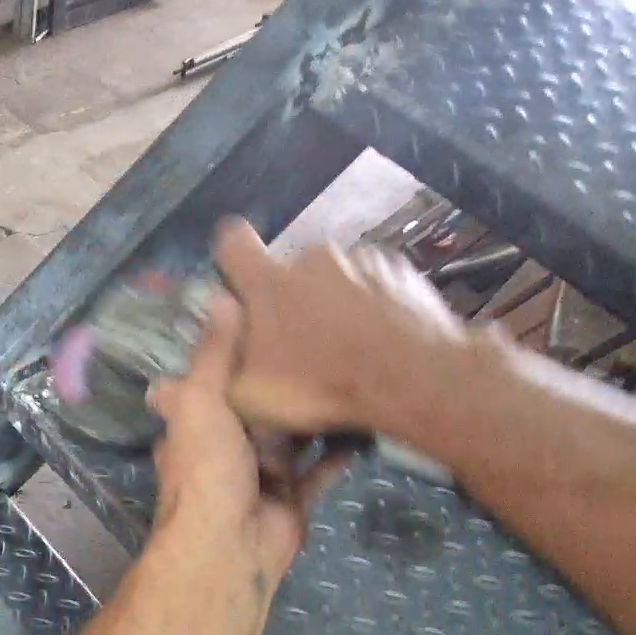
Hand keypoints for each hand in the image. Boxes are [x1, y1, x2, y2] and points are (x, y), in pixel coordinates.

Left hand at [146, 316, 342, 604]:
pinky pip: (318, 470)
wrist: (229, 543)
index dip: (229, 358)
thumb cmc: (207, 467)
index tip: (265, 325)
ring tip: (351, 374)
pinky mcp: (291, 499)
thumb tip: (221, 298)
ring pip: (290, 438)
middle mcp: (221, 449)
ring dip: (313, 415)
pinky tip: (366, 424)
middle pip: (254, 410)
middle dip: (280, 384)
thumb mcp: (201, 399)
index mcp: (191, 426)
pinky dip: (339, 452)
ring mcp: (258, 477)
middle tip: (322, 343)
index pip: (208, 384)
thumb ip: (214, 354)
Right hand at [202, 218, 475, 434]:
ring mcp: (358, 259)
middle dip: (288, 299)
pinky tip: (376, 339)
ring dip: (329, 303)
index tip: (236, 276)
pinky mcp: (398, 267)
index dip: (229, 254)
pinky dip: (367, 305)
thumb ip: (225, 354)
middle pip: (286, 270)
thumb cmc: (319, 386)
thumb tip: (222, 326)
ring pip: (330, 278)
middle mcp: (310, 258)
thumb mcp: (248, 392)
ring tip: (344, 346)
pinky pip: (369, 283)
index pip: (232, 242)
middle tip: (298, 343)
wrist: (413, 379)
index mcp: (266, 285)